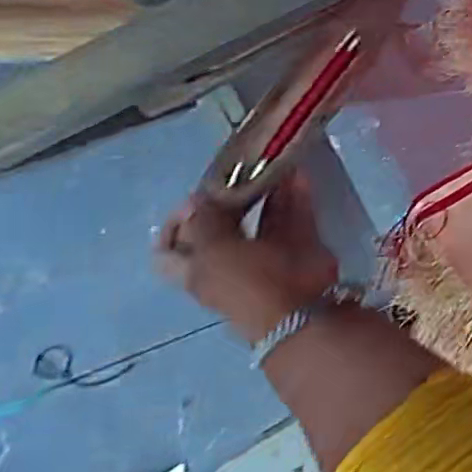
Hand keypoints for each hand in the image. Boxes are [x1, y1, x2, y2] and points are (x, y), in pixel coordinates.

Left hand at [154, 172, 338, 340]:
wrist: (299, 305)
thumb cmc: (244, 281)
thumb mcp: (213, 253)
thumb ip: (204, 224)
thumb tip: (196, 198)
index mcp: (196, 268)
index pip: (173, 246)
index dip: (176, 222)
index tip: (192, 199)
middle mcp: (229, 259)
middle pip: (221, 226)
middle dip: (226, 200)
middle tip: (238, 175)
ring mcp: (266, 252)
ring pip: (261, 218)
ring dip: (265, 193)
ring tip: (270, 167)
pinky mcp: (298, 244)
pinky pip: (295, 216)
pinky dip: (296, 196)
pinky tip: (297, 174)